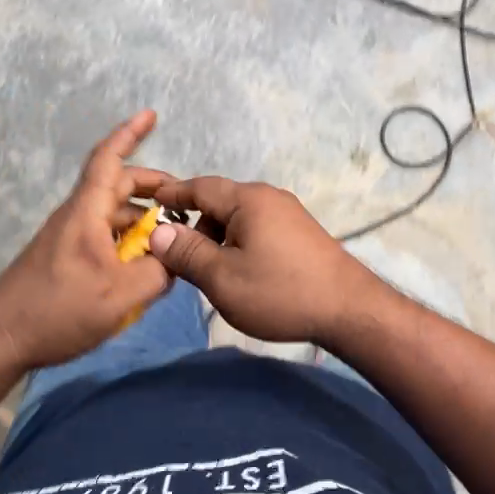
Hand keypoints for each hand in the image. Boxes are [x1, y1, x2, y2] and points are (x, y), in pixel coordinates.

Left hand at [0, 111, 172, 380]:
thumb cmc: (56, 310)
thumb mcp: (120, 295)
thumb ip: (158, 272)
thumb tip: (176, 259)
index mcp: (87, 212)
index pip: (109, 159)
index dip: (130, 133)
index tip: (151, 114)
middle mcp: (78, 216)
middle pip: (118, 184)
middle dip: (153, 186)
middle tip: (183, 201)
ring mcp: (70, 238)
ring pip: (114, 212)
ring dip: (143, 217)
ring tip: (171, 239)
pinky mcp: (67, 258)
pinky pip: (106, 234)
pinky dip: (129, 239)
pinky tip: (145, 266)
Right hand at [148, 177, 390, 345]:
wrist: (347, 307)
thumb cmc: (279, 291)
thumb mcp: (223, 277)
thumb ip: (188, 252)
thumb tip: (158, 230)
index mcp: (248, 199)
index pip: (200, 186)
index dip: (172, 194)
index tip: (147, 203)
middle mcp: (269, 196)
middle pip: (219, 202)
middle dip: (194, 224)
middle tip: (175, 257)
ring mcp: (288, 213)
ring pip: (239, 217)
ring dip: (217, 237)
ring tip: (206, 271)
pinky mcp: (299, 232)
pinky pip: (257, 227)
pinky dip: (238, 242)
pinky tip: (237, 271)